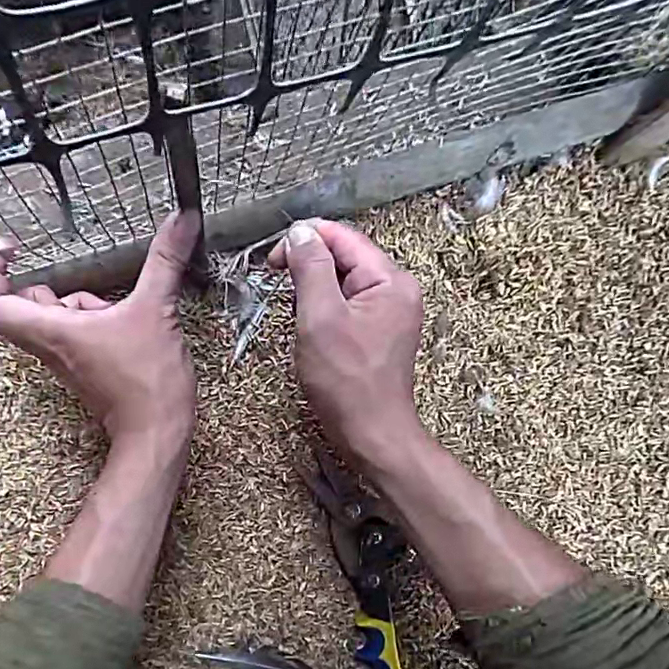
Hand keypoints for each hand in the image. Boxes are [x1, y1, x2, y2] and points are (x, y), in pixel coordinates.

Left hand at [0, 210, 200, 446]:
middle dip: (30, 281)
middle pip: (13, 308)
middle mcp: (50, 346)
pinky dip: (83, 318)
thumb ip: (165, 261)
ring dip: (66, 300)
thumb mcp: (157, 311)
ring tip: (102, 299)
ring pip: (45, 320)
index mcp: (52, 331)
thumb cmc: (148, 381)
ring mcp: (65, 359)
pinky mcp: (82, 368)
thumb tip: (183, 217)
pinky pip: (67, 334)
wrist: (156, 432)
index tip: (8, 250)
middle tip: (49, 265)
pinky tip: (117, 318)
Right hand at [269, 219, 426, 461]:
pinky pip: (347, 308)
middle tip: (277, 286)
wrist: (371, 434)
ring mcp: (389, 315)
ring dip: (313, 291)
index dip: (305, 239)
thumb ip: (310, 269)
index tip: (271, 259)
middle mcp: (396, 292)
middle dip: (308, 266)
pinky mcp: (378, 336)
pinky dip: (323, 311)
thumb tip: (299, 233)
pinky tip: (309, 329)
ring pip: (343, 284)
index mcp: (390, 280)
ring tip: (295, 314)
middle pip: (345, 259)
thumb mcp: (320, 318)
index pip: (345, 238)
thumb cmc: (346, 382)